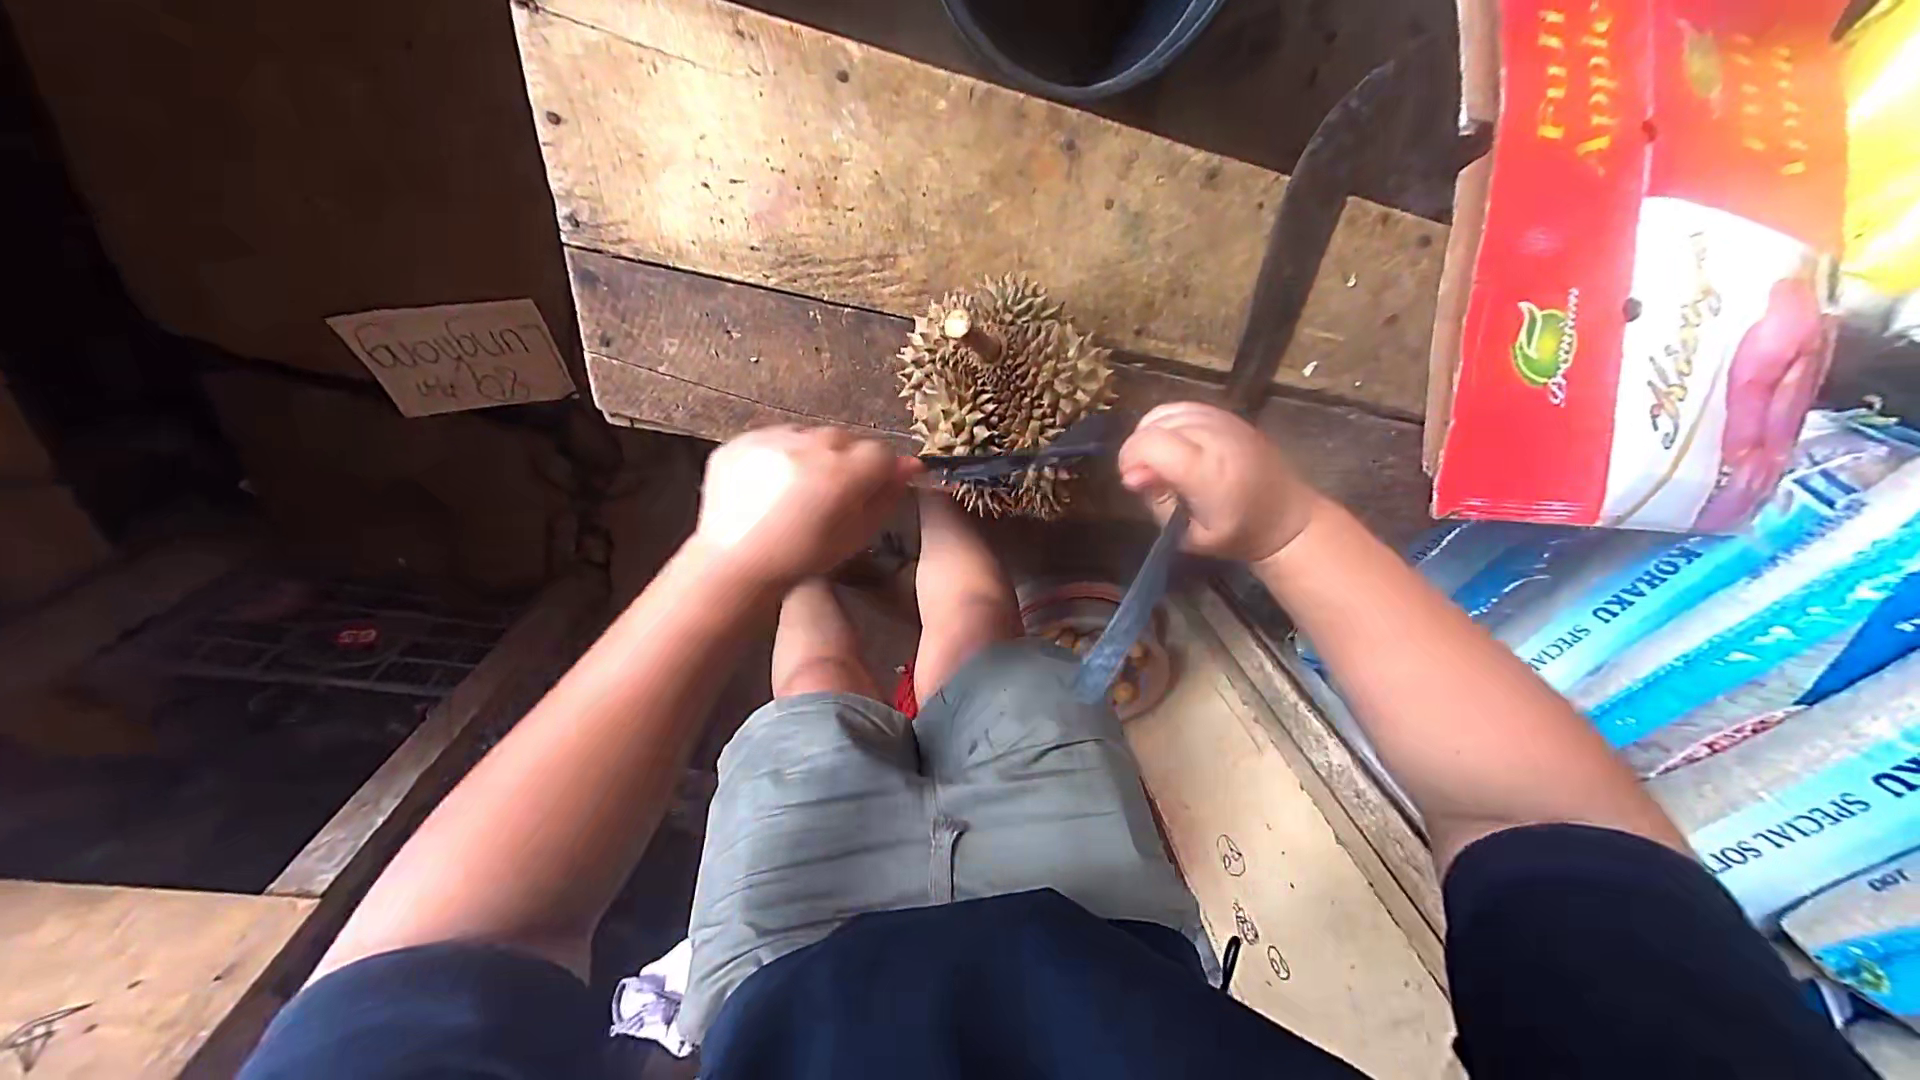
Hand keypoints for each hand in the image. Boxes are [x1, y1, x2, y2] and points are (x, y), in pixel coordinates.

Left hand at [690, 425, 920, 588]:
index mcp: (842, 472)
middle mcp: (808, 446)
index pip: (881, 452)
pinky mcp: (741, 441)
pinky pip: (776, 438)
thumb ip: (887, 496)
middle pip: (846, 439)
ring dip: (813, 455)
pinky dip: (781, 455)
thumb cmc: (803, 557)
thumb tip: (911, 466)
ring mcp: (771, 439)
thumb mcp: (856, 535)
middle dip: (846, 461)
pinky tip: (773, 486)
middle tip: (831, 494)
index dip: (879, 472)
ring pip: (810, 435)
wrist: (737, 564)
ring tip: (798, 490)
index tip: (870, 490)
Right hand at [1118, 402, 1320, 563]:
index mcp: (1207, 470)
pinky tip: (1172, 444)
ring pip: (1164, 413)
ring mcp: (1223, 421)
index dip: (1129, 459)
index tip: (1134, 482)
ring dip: (1151, 435)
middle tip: (1147, 478)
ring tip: (1158, 461)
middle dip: (1138, 450)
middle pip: (1153, 426)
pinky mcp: (1228, 415)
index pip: (1149, 443)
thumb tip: (1131, 476)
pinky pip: (1182, 407)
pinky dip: (1167, 423)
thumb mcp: (1189, 535)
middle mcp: (1215, 437)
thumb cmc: (1237, 534)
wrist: (1287, 518)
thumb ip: (1158, 501)